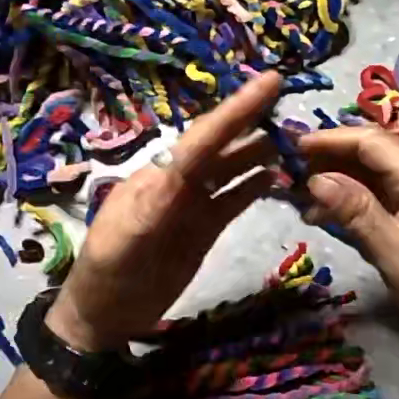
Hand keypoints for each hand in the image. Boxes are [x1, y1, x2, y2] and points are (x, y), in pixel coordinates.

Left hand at [46, 71, 284, 350]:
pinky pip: (233, 200)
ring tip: (293, 135)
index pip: (200, 140)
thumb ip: (150, 209)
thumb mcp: (120, 242)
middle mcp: (176, 184)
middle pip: (218, 146)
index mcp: (155, 179)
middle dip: (249, 119)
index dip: (234, 112)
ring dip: (257, 150)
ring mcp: (192, 206)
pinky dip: (254, 186)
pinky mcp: (204, 229)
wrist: (105, 315)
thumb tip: (181, 173)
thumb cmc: (105, 277)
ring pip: (229, 169)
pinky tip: (277, 175)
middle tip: (286, 95)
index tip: (267, 84)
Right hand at [298, 127, 398, 353]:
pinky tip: (344, 216)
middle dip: (335, 159)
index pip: (372, 141)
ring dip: (349, 181)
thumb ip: (357, 212)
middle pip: (379, 152)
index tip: (292, 148)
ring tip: (311, 201)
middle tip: (295, 178)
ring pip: (387, 173)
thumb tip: (316, 179)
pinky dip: (368, 198)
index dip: (330, 140)